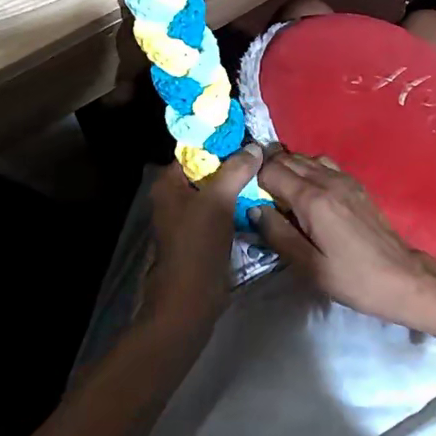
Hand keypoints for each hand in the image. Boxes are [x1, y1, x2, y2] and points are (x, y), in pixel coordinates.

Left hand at [142, 145, 262, 329]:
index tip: (250, 136)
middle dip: (234, 163)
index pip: (194, 150)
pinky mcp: (202, 235)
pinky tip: (260, 200)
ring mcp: (188, 217)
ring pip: (217, 191)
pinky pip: (222, 211)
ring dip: (239, 185)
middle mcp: (174, 196)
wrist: (191, 300)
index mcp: (168, 183)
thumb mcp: (217, 201)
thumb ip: (235, 170)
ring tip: (267, 174)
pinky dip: (238, 204)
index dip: (221, 142)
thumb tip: (255, 147)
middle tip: (264, 155)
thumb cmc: (197, 245)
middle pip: (207, 170)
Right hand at [255, 147, 435, 328]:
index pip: (271, 170)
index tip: (243, 192)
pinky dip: (307, 170)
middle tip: (256, 191)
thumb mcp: (308, 266)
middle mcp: (327, 180)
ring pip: (305, 158)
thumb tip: (254, 209)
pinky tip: (306, 192)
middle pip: (287, 158)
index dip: (253, 177)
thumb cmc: (353, 278)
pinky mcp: (356, 184)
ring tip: (278, 192)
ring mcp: (344, 179)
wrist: (402, 278)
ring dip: (288, 168)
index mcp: (312, 199)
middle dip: (268, 169)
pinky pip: (323, 165)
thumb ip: (278, 234)